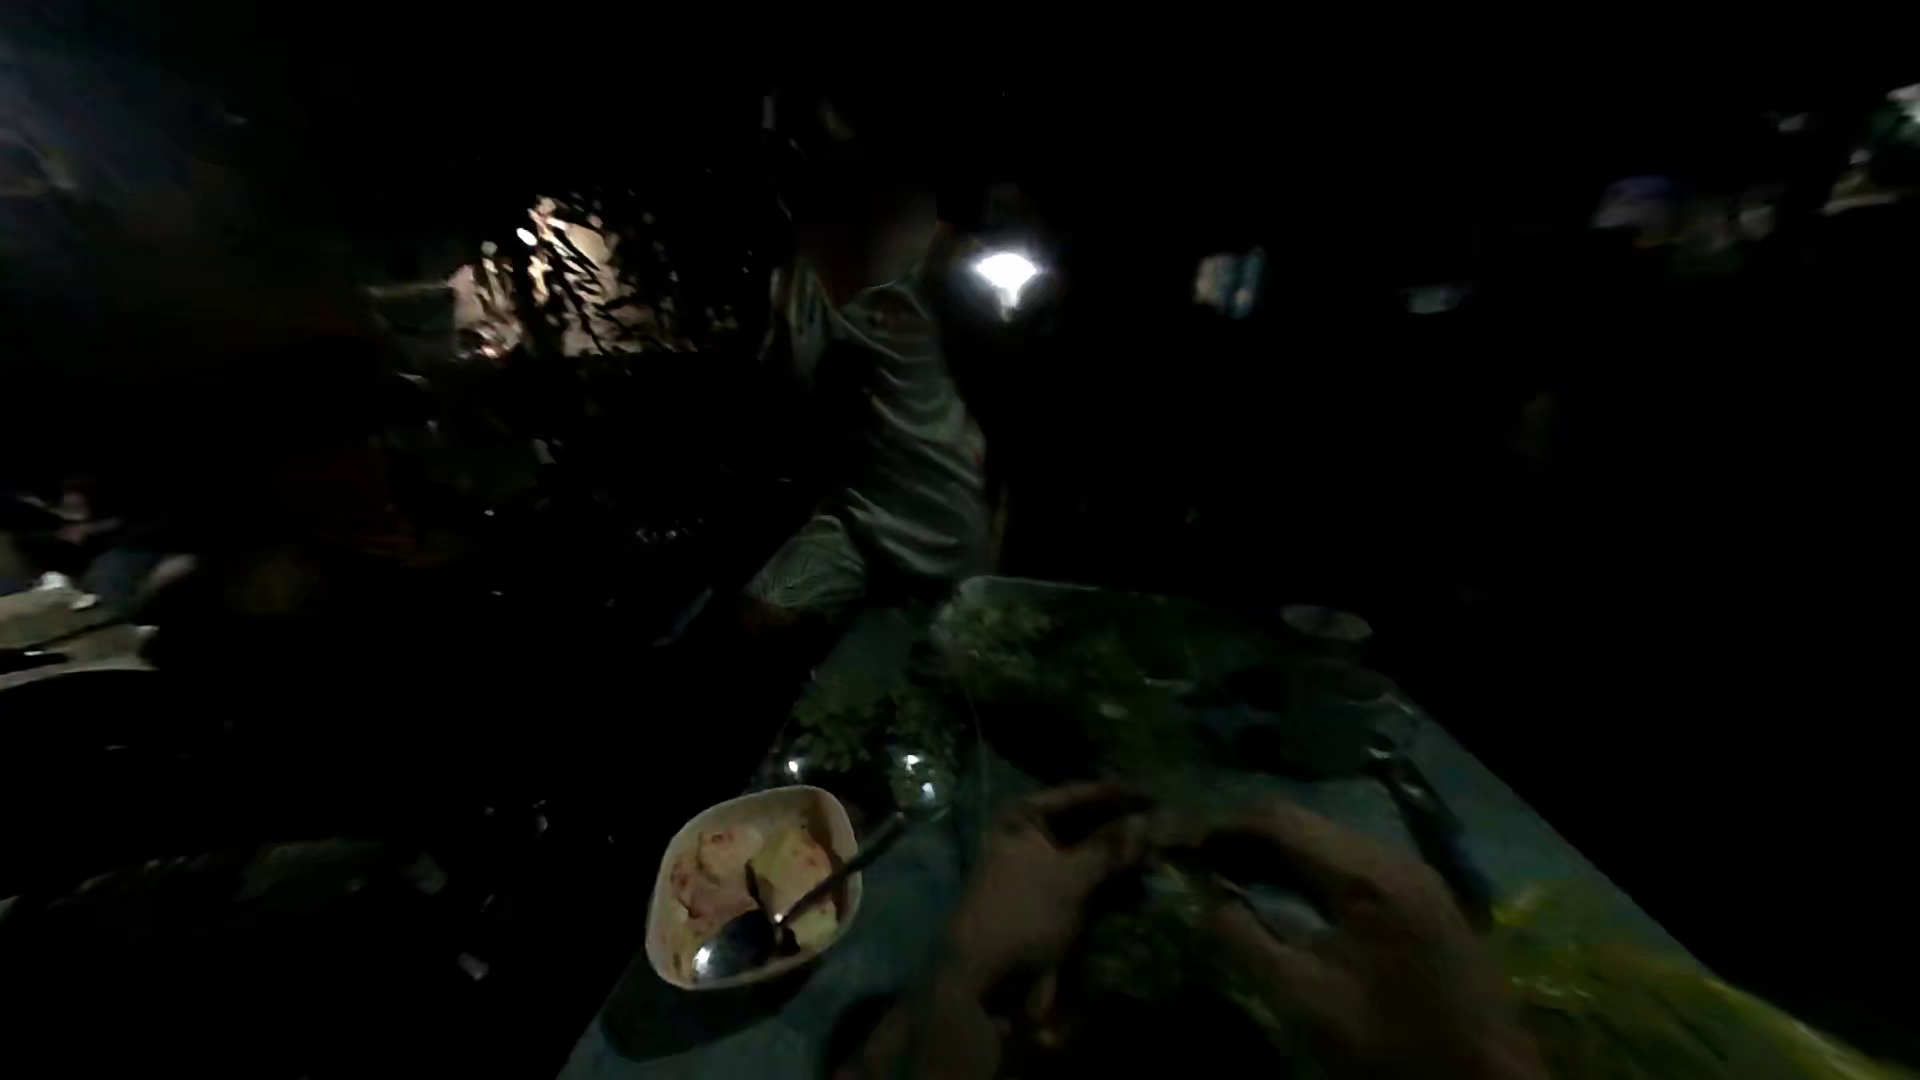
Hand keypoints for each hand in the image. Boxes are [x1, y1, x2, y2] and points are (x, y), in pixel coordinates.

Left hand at [943, 782, 1150, 995]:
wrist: (988, 983)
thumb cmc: (1022, 913)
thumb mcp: (1067, 877)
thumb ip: (1108, 848)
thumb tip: (1147, 821)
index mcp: (1024, 817)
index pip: (1076, 794)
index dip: (1115, 793)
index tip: (1153, 793)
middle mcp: (1034, 836)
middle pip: (1087, 823)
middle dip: (1123, 827)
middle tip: (1166, 825)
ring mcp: (1047, 870)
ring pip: (1094, 854)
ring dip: (1125, 856)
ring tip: (1162, 855)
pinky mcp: (1059, 901)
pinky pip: (1094, 883)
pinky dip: (1118, 883)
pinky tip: (1146, 884)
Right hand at [1201, 801, 1543, 1079]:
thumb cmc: (1396, 1053)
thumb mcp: (1305, 1001)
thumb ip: (1242, 937)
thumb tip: (1196, 891)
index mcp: (1370, 875)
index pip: (1277, 821)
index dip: (1218, 824)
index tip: (1173, 835)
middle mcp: (1388, 855)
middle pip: (1293, 820)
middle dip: (1234, 831)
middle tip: (1187, 848)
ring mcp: (1400, 869)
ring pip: (1309, 832)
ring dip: (1258, 844)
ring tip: (1211, 859)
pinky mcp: (1402, 887)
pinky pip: (1330, 856)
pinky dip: (1288, 861)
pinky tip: (1257, 876)